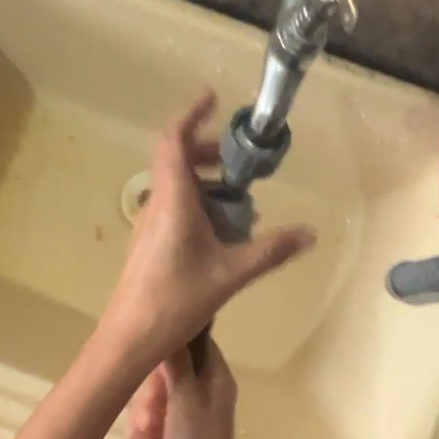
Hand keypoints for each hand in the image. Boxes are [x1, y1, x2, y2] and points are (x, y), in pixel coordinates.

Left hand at [97, 92, 315, 364]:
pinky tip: (218, 239)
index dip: (191, 115)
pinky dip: (195, 209)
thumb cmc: (176, 302)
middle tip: (234, 164)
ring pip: (174, 190)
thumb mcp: (230, 275)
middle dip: (205, 153)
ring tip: (237, 207)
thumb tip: (310, 233)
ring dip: (203, 186)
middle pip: (175, 162)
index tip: (213, 100)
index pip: (173, 141)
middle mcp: (156, 207)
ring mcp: (147, 229)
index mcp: (172, 201)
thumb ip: (270, 251)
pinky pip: (171, 213)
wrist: (129, 339)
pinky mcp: (146, 249)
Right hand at [127, 339, 259, 438]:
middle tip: (153, 412)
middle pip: (163, 370)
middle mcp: (200, 390)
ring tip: (151, 436)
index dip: (167, 348)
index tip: (150, 359)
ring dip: (143, 417)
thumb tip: (170, 324)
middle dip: (149, 393)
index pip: (191, 342)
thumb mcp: (185, 397)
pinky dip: (143, 434)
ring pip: (148, 396)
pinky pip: (144, 420)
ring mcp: (182, 413)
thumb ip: (176, 361)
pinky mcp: (166, 433)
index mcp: (214, 377)